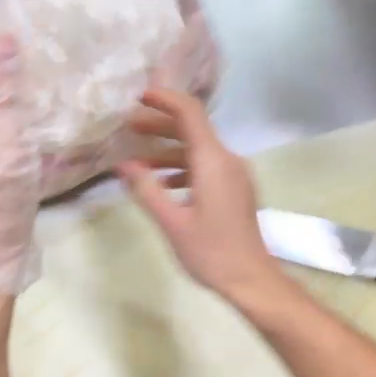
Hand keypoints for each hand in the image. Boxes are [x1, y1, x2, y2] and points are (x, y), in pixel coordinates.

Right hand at [118, 90, 288, 306]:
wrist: (251, 279)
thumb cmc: (211, 252)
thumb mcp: (172, 223)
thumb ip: (146, 190)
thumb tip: (123, 164)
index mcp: (213, 161)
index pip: (189, 113)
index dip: (164, 99)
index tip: (138, 96)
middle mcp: (228, 160)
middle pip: (193, 129)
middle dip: (160, 125)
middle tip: (129, 127)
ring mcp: (235, 175)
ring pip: (199, 150)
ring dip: (169, 150)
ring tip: (138, 159)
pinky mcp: (236, 191)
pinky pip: (208, 168)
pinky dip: (183, 168)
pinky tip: (163, 185)